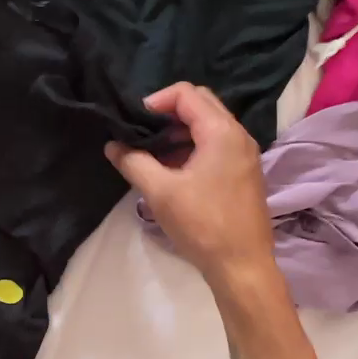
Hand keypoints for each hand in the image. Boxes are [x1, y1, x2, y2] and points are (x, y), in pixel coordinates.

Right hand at [106, 84, 278, 281]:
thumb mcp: (160, 192)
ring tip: (152, 155)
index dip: (156, 101)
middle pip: (200, 105)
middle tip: (141, 134)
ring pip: (208, 126)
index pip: (187, 93)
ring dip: (179, 133)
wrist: (241, 264)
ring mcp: (244, 154)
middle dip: (167, 114)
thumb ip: (133, 162)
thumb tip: (112, 146)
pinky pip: (216, 146)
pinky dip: (192, 148)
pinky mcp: (243, 172)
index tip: (134, 122)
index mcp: (221, 132)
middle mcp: (238, 135)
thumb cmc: (201, 224)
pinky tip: (172, 172)